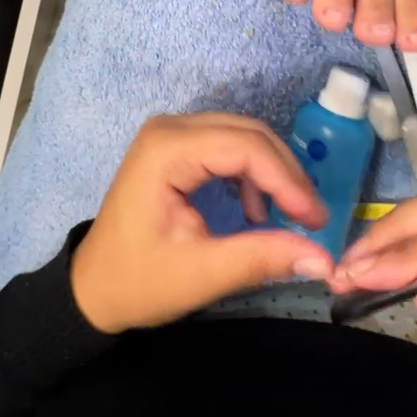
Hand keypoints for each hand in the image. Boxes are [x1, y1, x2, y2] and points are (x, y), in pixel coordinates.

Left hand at [70, 114, 334, 333]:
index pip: (245, 146)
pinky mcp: (175, 145)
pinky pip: (227, 144)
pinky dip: (251, 171)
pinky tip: (257, 210)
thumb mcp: (202, 274)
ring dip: (272, 171)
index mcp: (167, 150)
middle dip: (285, 173)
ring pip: (242, 135)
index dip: (287, 179)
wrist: (92, 288)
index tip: (316, 219)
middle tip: (312, 218)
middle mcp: (169, 128)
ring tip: (288, 216)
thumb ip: (263, 257)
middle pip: (247, 133)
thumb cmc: (139, 281)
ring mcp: (171, 132)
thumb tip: (324, 258)